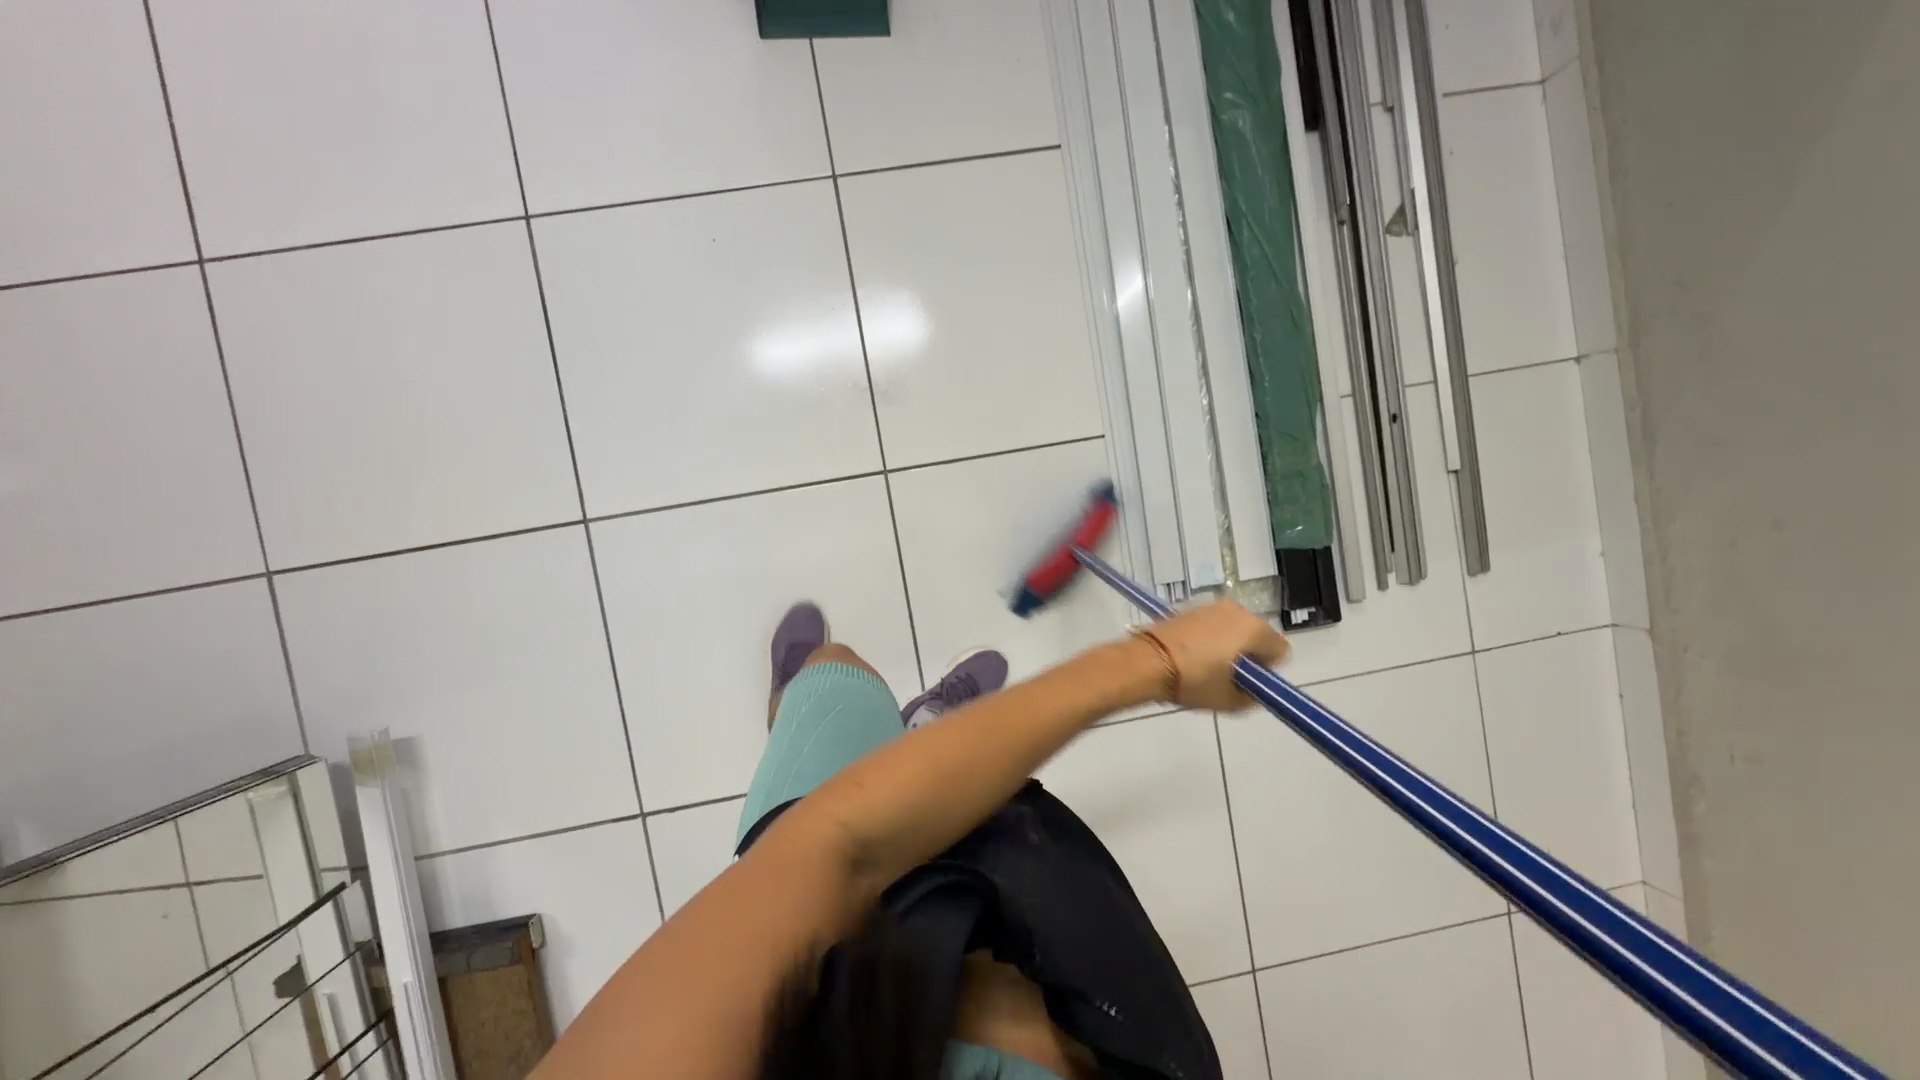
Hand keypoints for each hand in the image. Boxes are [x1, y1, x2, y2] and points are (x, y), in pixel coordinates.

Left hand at [1136, 601, 1289, 709]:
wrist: (1147, 660)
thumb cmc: (1194, 680)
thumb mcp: (1230, 701)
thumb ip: (1254, 696)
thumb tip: (1256, 689)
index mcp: (1254, 630)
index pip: (1280, 649)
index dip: (1268, 668)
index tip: (1250, 682)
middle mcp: (1238, 611)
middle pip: (1257, 635)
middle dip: (1249, 654)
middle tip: (1228, 676)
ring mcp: (1212, 606)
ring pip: (1234, 628)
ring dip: (1229, 644)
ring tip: (1207, 666)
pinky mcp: (1191, 607)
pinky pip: (1214, 624)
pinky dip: (1211, 637)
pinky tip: (1193, 654)